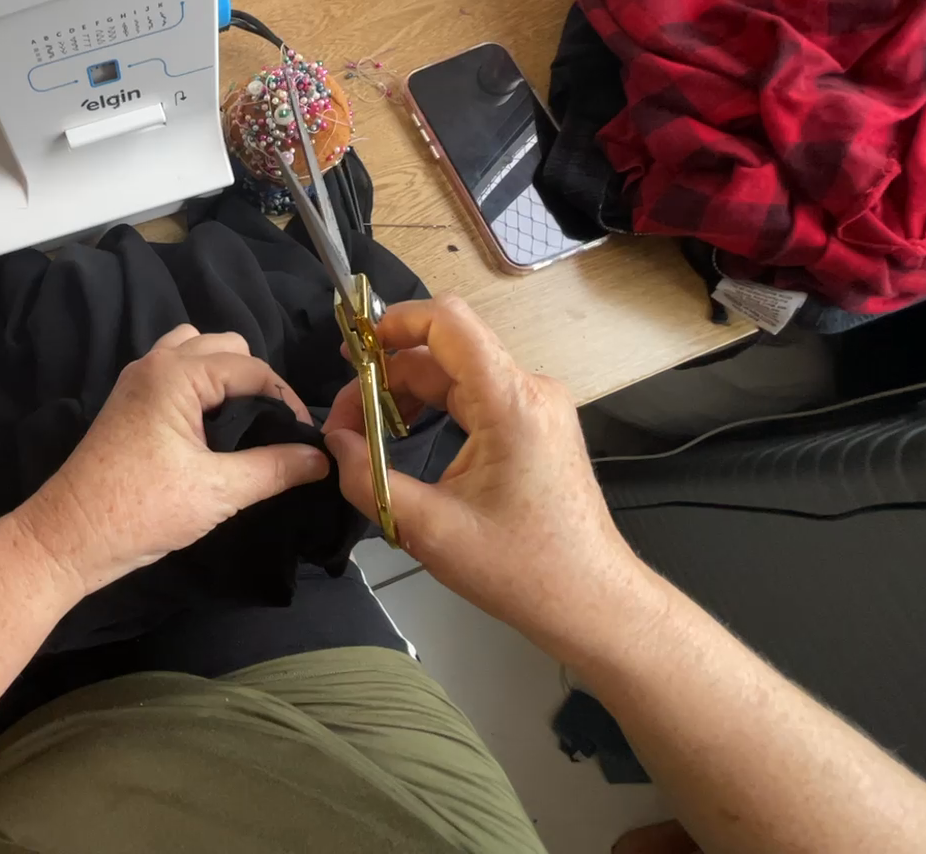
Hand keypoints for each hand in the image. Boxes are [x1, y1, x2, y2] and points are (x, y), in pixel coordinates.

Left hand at [14, 325, 329, 596]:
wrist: (71, 535)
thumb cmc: (141, 510)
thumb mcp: (218, 491)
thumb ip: (275, 468)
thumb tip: (321, 458)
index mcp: (176, 374)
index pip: (251, 367)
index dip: (285, 399)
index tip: (305, 438)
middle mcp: (155, 363)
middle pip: (223, 346)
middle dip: (256, 379)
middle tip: (274, 427)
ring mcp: (137, 379)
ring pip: (195, 352)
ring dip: (224, 376)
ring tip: (244, 420)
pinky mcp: (129, 401)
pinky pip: (174, 372)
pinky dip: (200, 384)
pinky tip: (212, 426)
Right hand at [322, 297, 659, 660]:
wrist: (592, 604)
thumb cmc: (520, 570)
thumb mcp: (427, 529)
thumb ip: (366, 480)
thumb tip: (333, 442)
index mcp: (511, 403)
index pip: (448, 322)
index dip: (393, 322)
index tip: (352, 353)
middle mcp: (527, 390)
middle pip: (438, 351)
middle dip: (381, 377)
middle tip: (344, 421)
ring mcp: (531, 405)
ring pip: (447, 372)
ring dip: (399, 394)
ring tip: (365, 433)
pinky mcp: (528, 423)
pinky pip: (465, 394)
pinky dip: (425, 406)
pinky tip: (400, 437)